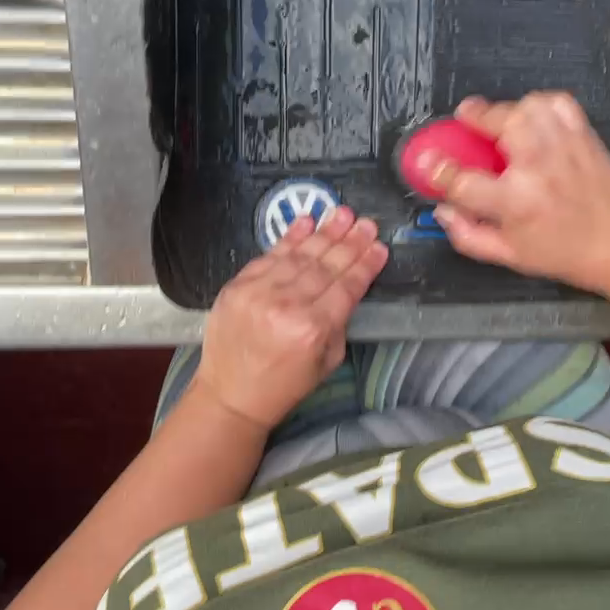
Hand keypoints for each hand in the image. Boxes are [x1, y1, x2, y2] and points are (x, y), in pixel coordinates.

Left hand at [190, 206, 388, 430]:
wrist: (230, 395)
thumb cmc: (285, 385)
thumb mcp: (327, 362)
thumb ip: (338, 322)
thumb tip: (347, 285)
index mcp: (312, 329)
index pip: (346, 288)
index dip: (365, 265)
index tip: (380, 247)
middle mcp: (286, 305)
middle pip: (325, 266)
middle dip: (350, 243)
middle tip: (367, 223)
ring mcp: (258, 292)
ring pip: (299, 255)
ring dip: (324, 232)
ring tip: (342, 214)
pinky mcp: (237, 285)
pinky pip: (269, 255)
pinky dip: (289, 237)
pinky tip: (307, 222)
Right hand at [422, 92, 609, 291]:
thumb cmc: (564, 251)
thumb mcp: (508, 255)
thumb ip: (468, 234)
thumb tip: (443, 210)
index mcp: (516, 203)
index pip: (465, 181)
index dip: (438, 169)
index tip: (427, 160)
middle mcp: (540, 169)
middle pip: (502, 123)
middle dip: (477, 115)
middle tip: (466, 118)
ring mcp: (564, 149)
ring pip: (530, 106)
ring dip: (508, 108)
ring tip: (499, 120)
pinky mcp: (582, 137)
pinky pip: (558, 103)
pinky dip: (540, 103)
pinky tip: (532, 117)